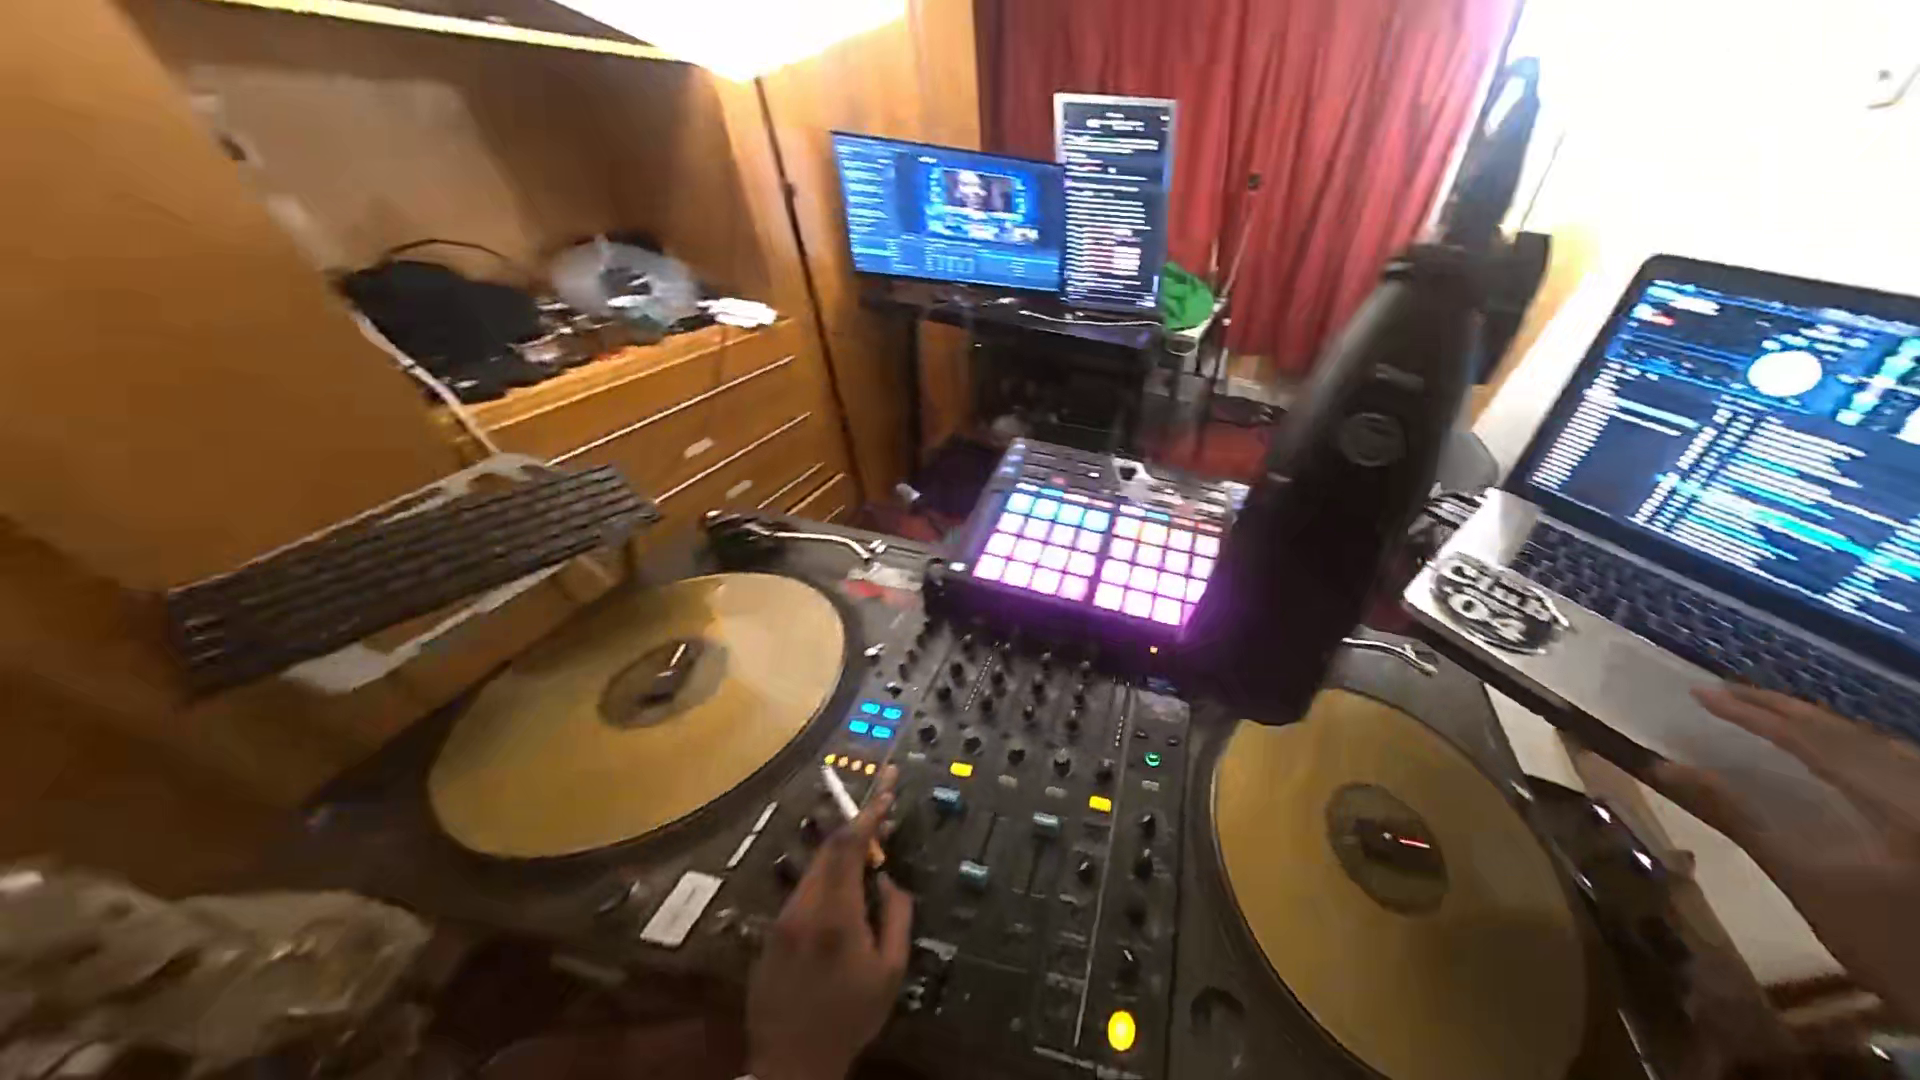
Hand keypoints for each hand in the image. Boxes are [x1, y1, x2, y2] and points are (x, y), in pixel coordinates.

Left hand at [747, 767, 911, 1079]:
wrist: (791, 1064)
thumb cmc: (849, 1018)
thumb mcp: (890, 972)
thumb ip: (896, 916)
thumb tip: (889, 878)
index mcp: (836, 915)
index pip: (849, 846)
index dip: (869, 814)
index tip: (886, 791)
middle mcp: (804, 907)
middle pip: (829, 848)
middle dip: (856, 824)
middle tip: (881, 811)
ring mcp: (783, 918)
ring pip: (815, 868)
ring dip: (841, 854)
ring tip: (867, 858)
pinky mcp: (772, 930)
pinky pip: (804, 890)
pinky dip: (826, 879)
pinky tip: (842, 895)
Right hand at [1644, 684, 1919, 1024]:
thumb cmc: (1886, 941)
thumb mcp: (1804, 879)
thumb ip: (1736, 817)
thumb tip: (1665, 768)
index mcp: (1898, 806)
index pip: (1814, 742)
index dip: (1754, 714)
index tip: (1701, 693)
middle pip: (1854, 737)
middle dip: (1786, 711)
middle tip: (1726, 691)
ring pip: (1885, 747)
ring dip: (1821, 726)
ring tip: (1770, 713)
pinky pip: (1902, 766)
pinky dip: (1857, 749)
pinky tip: (1834, 751)